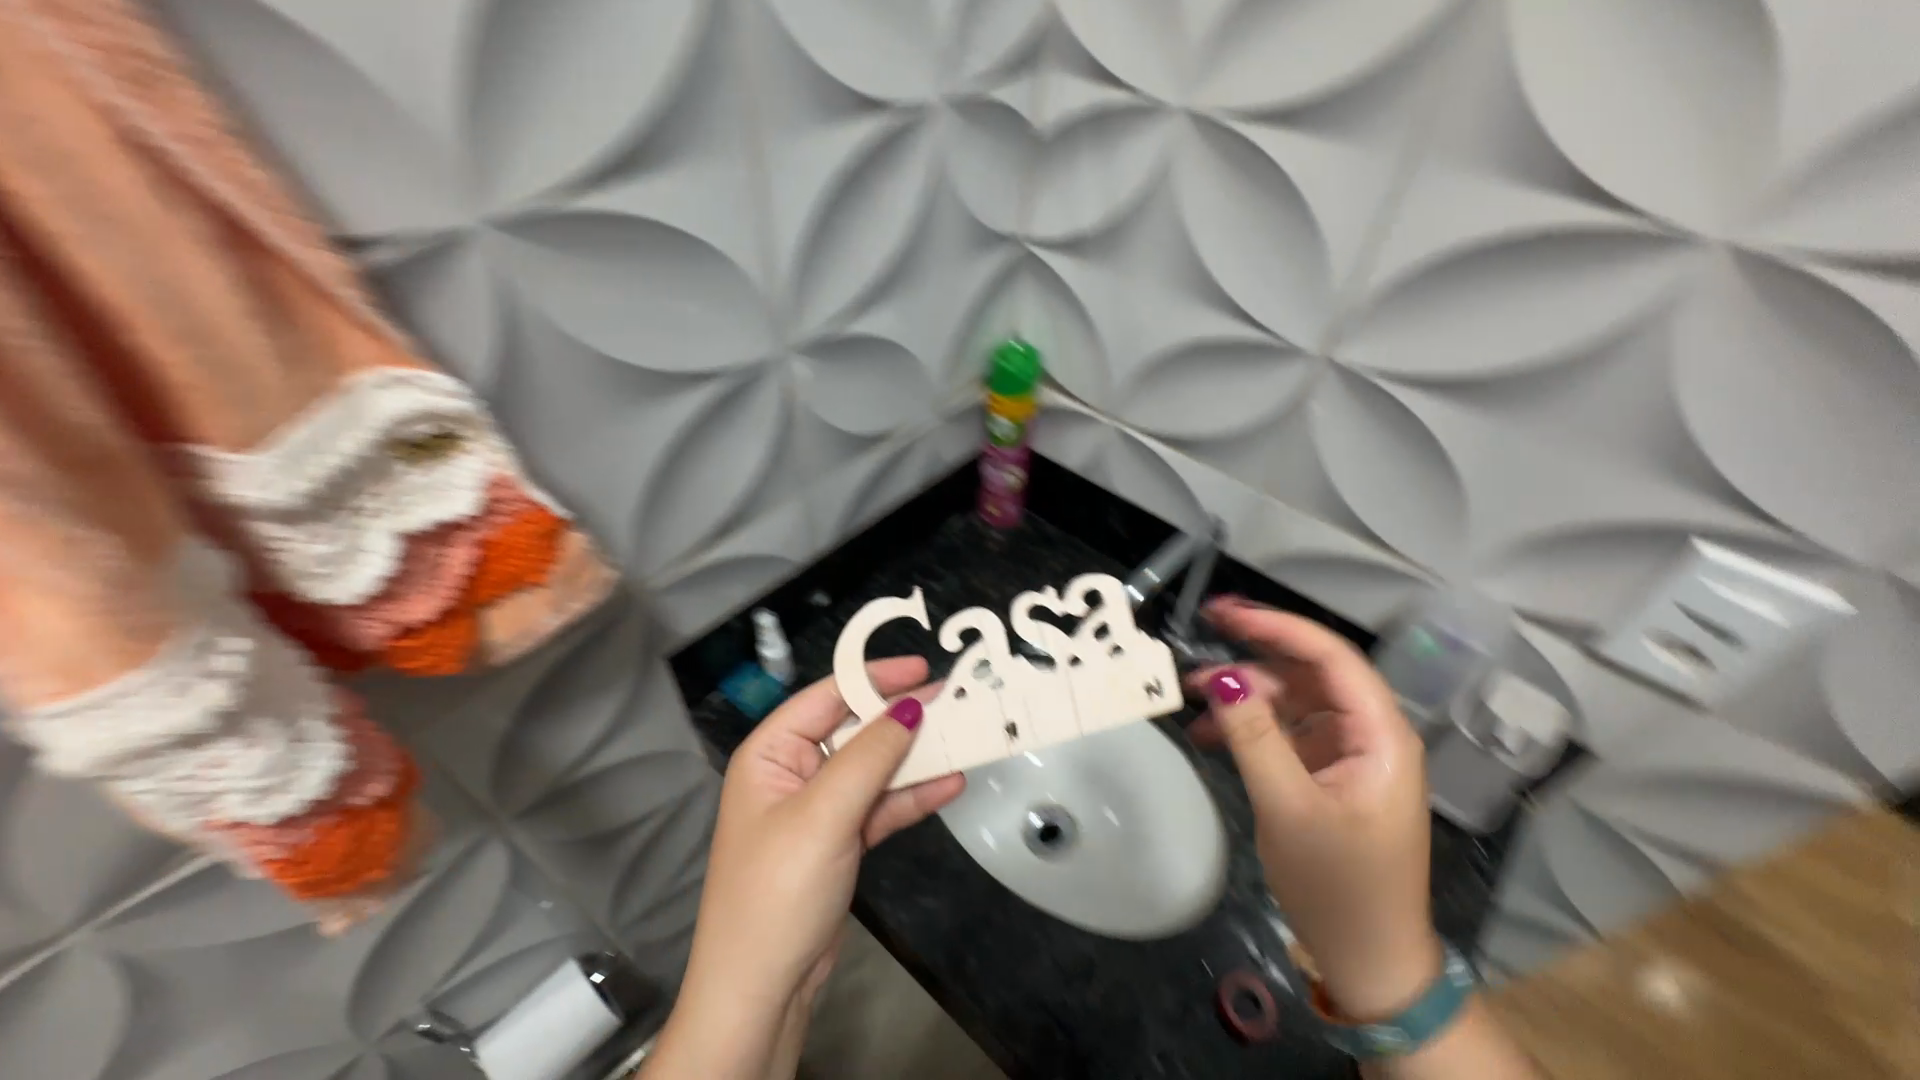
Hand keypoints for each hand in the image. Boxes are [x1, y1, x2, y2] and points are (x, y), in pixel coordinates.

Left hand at [648, 657, 963, 1079]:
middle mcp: (792, 773)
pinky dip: (913, 797)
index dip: (873, 677)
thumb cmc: (778, 890)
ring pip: (873, 768)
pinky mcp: (840, 841)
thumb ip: (870, 756)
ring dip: (916, 757)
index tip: (923, 668)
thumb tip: (911, 706)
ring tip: (965, 736)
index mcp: (770, 754)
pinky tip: (951, 783)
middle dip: (902, 717)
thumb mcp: (824, 814)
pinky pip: (881, 806)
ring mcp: (818, 809)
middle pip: (854, 730)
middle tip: (955, 699)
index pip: (825, 697)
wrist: (763, 988)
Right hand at [1188, 597, 1441, 1021]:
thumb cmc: (1339, 885)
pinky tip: (1210, 737)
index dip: (1275, 627)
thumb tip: (1222, 677)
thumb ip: (1254, 738)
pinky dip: (1249, 729)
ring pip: (1293, 702)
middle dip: (1252, 662)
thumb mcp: (1288, 809)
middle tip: (1195, 655)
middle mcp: (1370, 734)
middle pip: (1309, 674)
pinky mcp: (1329, 776)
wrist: (1368, 959)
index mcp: (1380, 734)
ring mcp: (1349, 755)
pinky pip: (1287, 734)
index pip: (1330, 657)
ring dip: (1245, 697)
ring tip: (1192, 701)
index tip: (1222, 613)